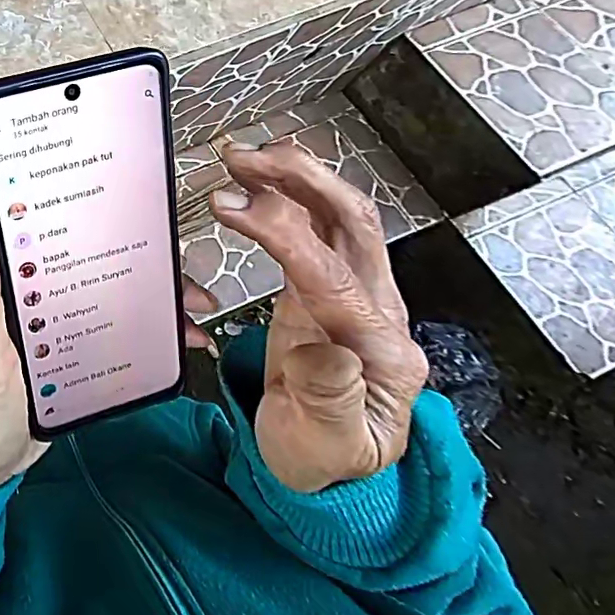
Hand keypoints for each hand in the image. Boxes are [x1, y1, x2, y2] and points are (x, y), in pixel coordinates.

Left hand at [0, 220, 222, 490]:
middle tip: (185, 292)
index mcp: (9, 295)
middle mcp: (34, 304)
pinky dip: (142, 338)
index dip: (101, 239)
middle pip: (97, 274)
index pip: (59, 249)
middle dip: (145, 277)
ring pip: (110, 304)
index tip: (141, 241)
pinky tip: (166, 346)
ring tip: (188, 324)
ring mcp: (54, 330)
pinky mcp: (68, 356)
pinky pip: (110, 336)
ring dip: (151, 308)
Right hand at [208, 139, 428, 491]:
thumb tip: (325, 349)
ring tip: (240, 156)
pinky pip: (310, 229)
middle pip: (352, 224)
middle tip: (244, 157)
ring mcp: (351, 293)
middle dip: (302, 180)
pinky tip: (253, 180)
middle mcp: (376, 309)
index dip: (281, 233)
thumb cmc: (323, 456)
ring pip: (334, 216)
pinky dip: (282, 196)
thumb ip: (331, 402)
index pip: (331, 275)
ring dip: (291, 177)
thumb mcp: (329, 446)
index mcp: (382, 349)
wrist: (321, 458)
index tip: (232, 207)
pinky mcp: (322, 287)